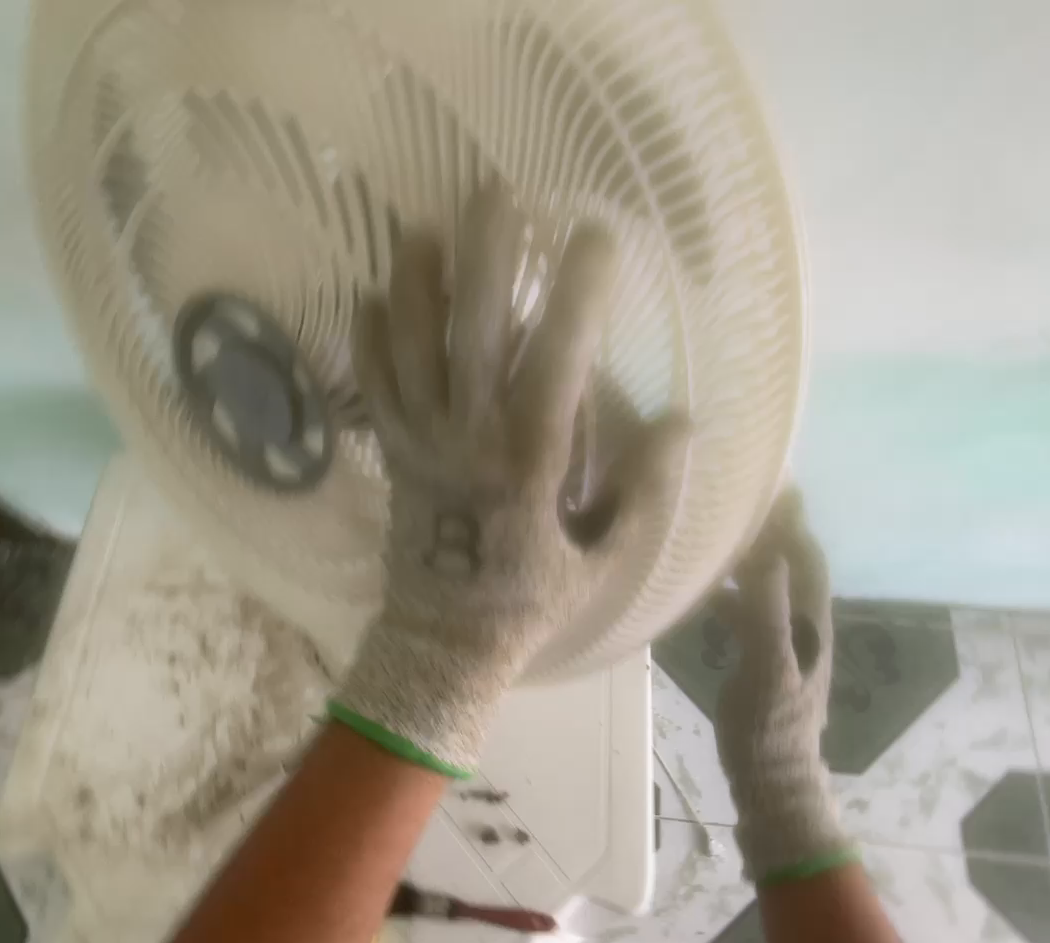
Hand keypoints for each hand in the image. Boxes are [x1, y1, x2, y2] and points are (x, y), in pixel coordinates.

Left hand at [331, 186, 687, 775]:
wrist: (445, 643)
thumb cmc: (530, 604)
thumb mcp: (604, 563)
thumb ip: (644, 494)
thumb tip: (681, 421)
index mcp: (528, 465)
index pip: (555, 363)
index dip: (576, 295)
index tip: (594, 236)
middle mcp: (468, 440)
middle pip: (472, 336)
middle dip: (485, 259)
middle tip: (496, 192)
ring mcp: (420, 446)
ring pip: (410, 352)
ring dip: (415, 285)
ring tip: (420, 225)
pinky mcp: (393, 457)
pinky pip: (374, 391)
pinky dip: (368, 343)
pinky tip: (368, 296)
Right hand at [712, 489, 854, 881]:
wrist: (772, 779)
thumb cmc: (771, 726)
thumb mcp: (769, 667)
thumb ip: (768, 611)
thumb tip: (767, 552)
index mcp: (810, 625)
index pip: (806, 560)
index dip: (796, 525)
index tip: (779, 486)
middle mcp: (802, 628)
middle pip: (791, 569)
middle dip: (777, 533)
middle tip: (747, 499)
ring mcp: (783, 646)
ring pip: (769, 590)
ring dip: (753, 561)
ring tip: (723, 534)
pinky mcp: (763, 662)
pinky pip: (750, 615)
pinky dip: (734, 595)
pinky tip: (708, 593)